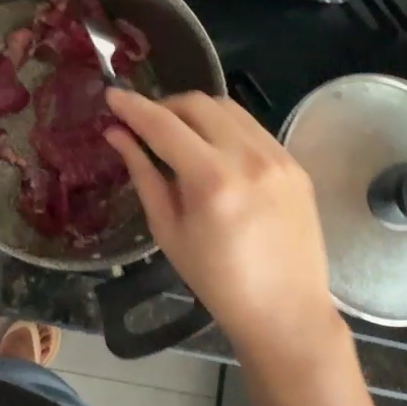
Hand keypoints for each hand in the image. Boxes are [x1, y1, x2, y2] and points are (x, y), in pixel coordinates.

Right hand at [104, 90, 340, 354]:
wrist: (286, 310)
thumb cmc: (217, 280)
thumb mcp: (168, 230)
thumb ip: (143, 175)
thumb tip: (117, 135)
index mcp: (212, 180)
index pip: (163, 125)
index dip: (133, 107)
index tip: (111, 95)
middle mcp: (249, 158)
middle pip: (197, 104)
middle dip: (164, 106)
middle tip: (143, 124)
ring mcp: (278, 157)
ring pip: (228, 108)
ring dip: (195, 112)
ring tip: (177, 135)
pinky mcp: (294, 163)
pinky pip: (251, 127)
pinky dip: (223, 127)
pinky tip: (212, 151)